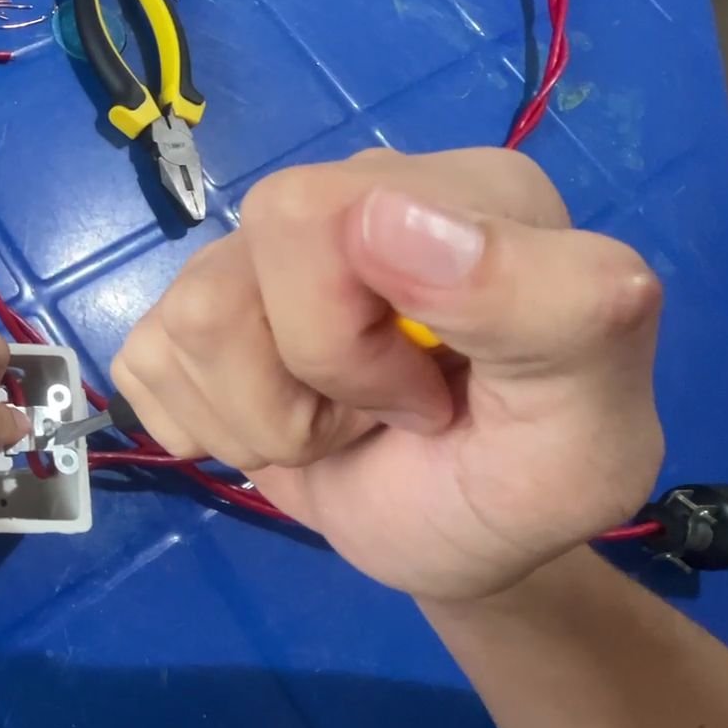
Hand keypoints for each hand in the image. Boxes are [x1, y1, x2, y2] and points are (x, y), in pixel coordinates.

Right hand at [112, 148, 663, 600]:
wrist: (437, 533)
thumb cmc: (510, 489)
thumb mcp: (587, 436)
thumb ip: (549, 311)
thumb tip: (383, 214)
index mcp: (443, 193)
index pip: (305, 215)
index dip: (340, 339)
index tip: (422, 399)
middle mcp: (332, 203)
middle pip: (218, 285)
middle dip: (286, 390)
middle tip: (365, 415)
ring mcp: (241, 260)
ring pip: (178, 327)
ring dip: (252, 421)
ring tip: (324, 427)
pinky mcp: (177, 317)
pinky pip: (140, 362)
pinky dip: (202, 425)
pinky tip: (263, 420)